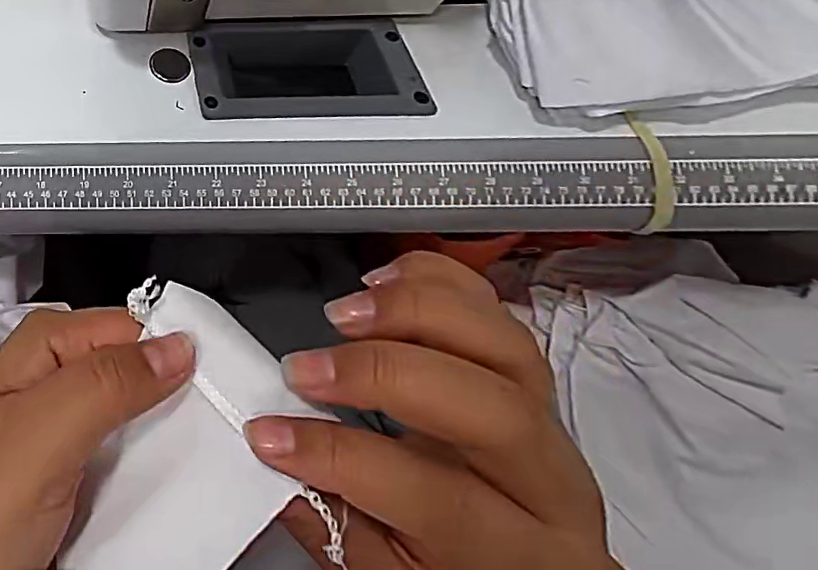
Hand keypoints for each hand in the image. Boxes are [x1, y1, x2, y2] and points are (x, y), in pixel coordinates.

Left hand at [0, 307, 194, 569]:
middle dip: (172, 395)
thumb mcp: (39, 433)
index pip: (128, 325)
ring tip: (183, 465)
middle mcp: (57, 377)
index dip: (172, 349)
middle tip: (207, 430)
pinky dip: (151, 471)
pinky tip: (158, 487)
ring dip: (165, 438)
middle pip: (138, 367)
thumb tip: (171, 348)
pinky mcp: (78, 469)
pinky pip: (131, 457)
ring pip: (140, 414)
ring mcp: (68, 426)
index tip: (211, 383)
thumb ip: (103, 383)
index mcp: (44, 346)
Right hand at [245, 253, 618, 569]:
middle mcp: (548, 475)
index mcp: (519, 550)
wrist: (527, 555)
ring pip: (502, 341)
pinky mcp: (521, 361)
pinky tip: (380, 281)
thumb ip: (333, 522)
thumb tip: (272, 459)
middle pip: (489, 408)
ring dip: (412, 312)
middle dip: (382, 373)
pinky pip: (492, 301)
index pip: (431, 493)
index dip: (336, 456)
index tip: (268, 433)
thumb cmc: (459, 566)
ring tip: (343, 313)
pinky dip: (434, 276)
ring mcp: (544, 409)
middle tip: (304, 367)